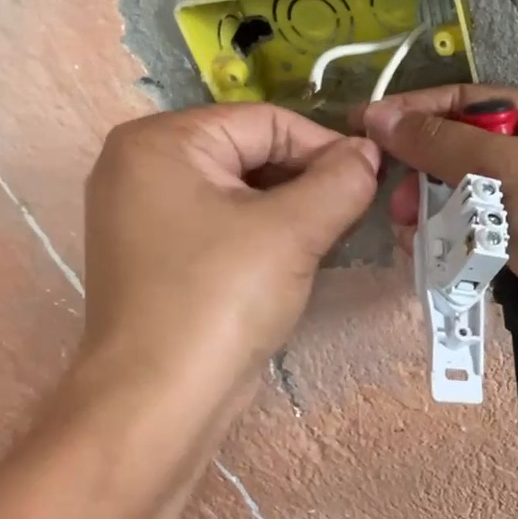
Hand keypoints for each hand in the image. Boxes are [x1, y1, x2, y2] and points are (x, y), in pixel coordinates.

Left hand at [81, 104, 378, 390]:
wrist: (160, 398)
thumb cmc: (221, 298)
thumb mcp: (293, 231)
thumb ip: (341, 181)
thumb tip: (370, 152)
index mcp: (161, 142)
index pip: (266, 121)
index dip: (326, 147)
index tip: (374, 181)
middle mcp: (143, 167)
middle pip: (252, 153)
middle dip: (310, 180)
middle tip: (357, 213)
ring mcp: (147, 216)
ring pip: (243, 193)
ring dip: (295, 210)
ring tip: (333, 238)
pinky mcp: (161, 258)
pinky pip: (227, 226)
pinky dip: (267, 235)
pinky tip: (298, 261)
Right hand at [361, 85, 517, 355]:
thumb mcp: (501, 162)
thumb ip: (437, 141)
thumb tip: (378, 115)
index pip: (467, 103)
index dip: (417, 111)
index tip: (367, 124)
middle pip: (457, 158)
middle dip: (421, 176)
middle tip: (395, 200)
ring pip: (458, 206)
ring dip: (430, 218)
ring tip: (410, 233)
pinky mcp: (516, 258)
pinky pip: (469, 246)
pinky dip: (447, 251)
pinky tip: (430, 260)